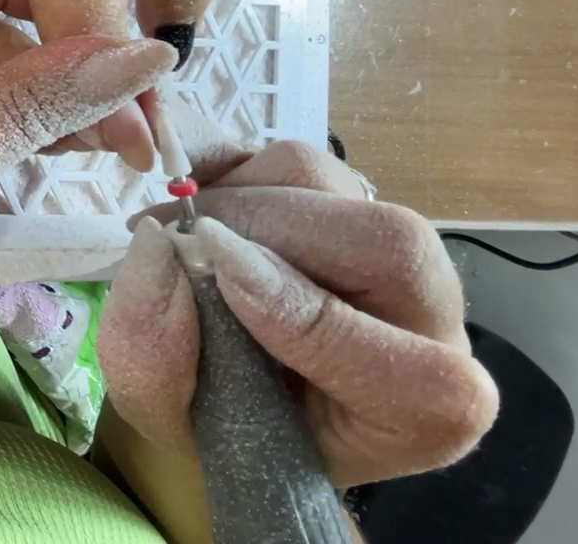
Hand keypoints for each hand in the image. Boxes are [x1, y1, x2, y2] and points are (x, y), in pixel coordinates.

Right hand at [99, 139, 498, 487]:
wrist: (219, 381)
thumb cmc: (205, 412)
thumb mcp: (163, 415)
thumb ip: (151, 353)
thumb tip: (156, 244)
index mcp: (414, 414)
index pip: (417, 374)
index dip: (310, 317)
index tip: (215, 276)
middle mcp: (427, 326)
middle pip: (388, 246)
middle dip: (261, 228)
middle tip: (177, 238)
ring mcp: (390, 253)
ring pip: (333, 185)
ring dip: (238, 194)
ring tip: (183, 232)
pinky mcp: (341, 201)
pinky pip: (293, 161)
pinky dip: (227, 169)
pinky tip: (196, 206)